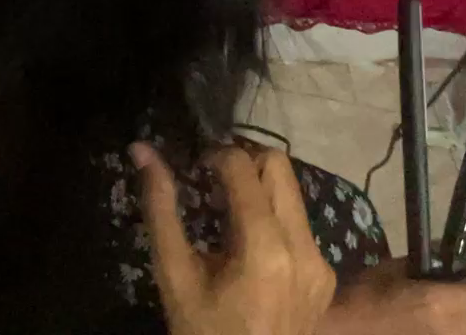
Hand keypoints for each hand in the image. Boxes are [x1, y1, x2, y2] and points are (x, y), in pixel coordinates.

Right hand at [132, 142, 336, 334]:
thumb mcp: (173, 270)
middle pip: (278, 166)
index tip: (192, 168)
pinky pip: (297, 219)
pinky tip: (244, 236)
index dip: (213, 155)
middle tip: (210, 174)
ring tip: (224, 204)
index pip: (243, 166)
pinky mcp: (325, 275)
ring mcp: (320, 263)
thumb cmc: (203, 330)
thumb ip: (160, 205)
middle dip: (241, 159)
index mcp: (265, 247)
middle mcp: (303, 248)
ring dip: (256, 184)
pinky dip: (270, 212)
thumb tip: (140, 149)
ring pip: (291, 189)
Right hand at [317, 259, 465, 334]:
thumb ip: (423, 264)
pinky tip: (437, 323)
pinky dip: (457, 330)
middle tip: (455, 284)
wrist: (347, 330)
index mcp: (439, 306)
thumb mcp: (391, 270)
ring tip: (448, 307)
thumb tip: (444, 255)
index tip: (464, 266)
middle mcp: (454, 332)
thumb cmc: (363, 294)